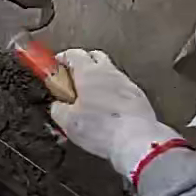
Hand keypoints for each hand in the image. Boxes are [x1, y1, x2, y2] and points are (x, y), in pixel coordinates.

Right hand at [48, 49, 187, 184]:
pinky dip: (111, 93)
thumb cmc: (102, 128)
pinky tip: (106, 109)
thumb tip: (57, 106)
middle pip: (95, 57)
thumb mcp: (67, 122)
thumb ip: (58, 109)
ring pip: (110, 73)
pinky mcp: (139, 98)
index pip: (74, 54)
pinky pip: (121, 89)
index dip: (63, 58)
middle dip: (83, 63)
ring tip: (89, 97)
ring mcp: (126, 84)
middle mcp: (109, 73)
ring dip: (98, 80)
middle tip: (72, 77)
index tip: (56, 65)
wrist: (136, 141)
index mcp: (88, 73)